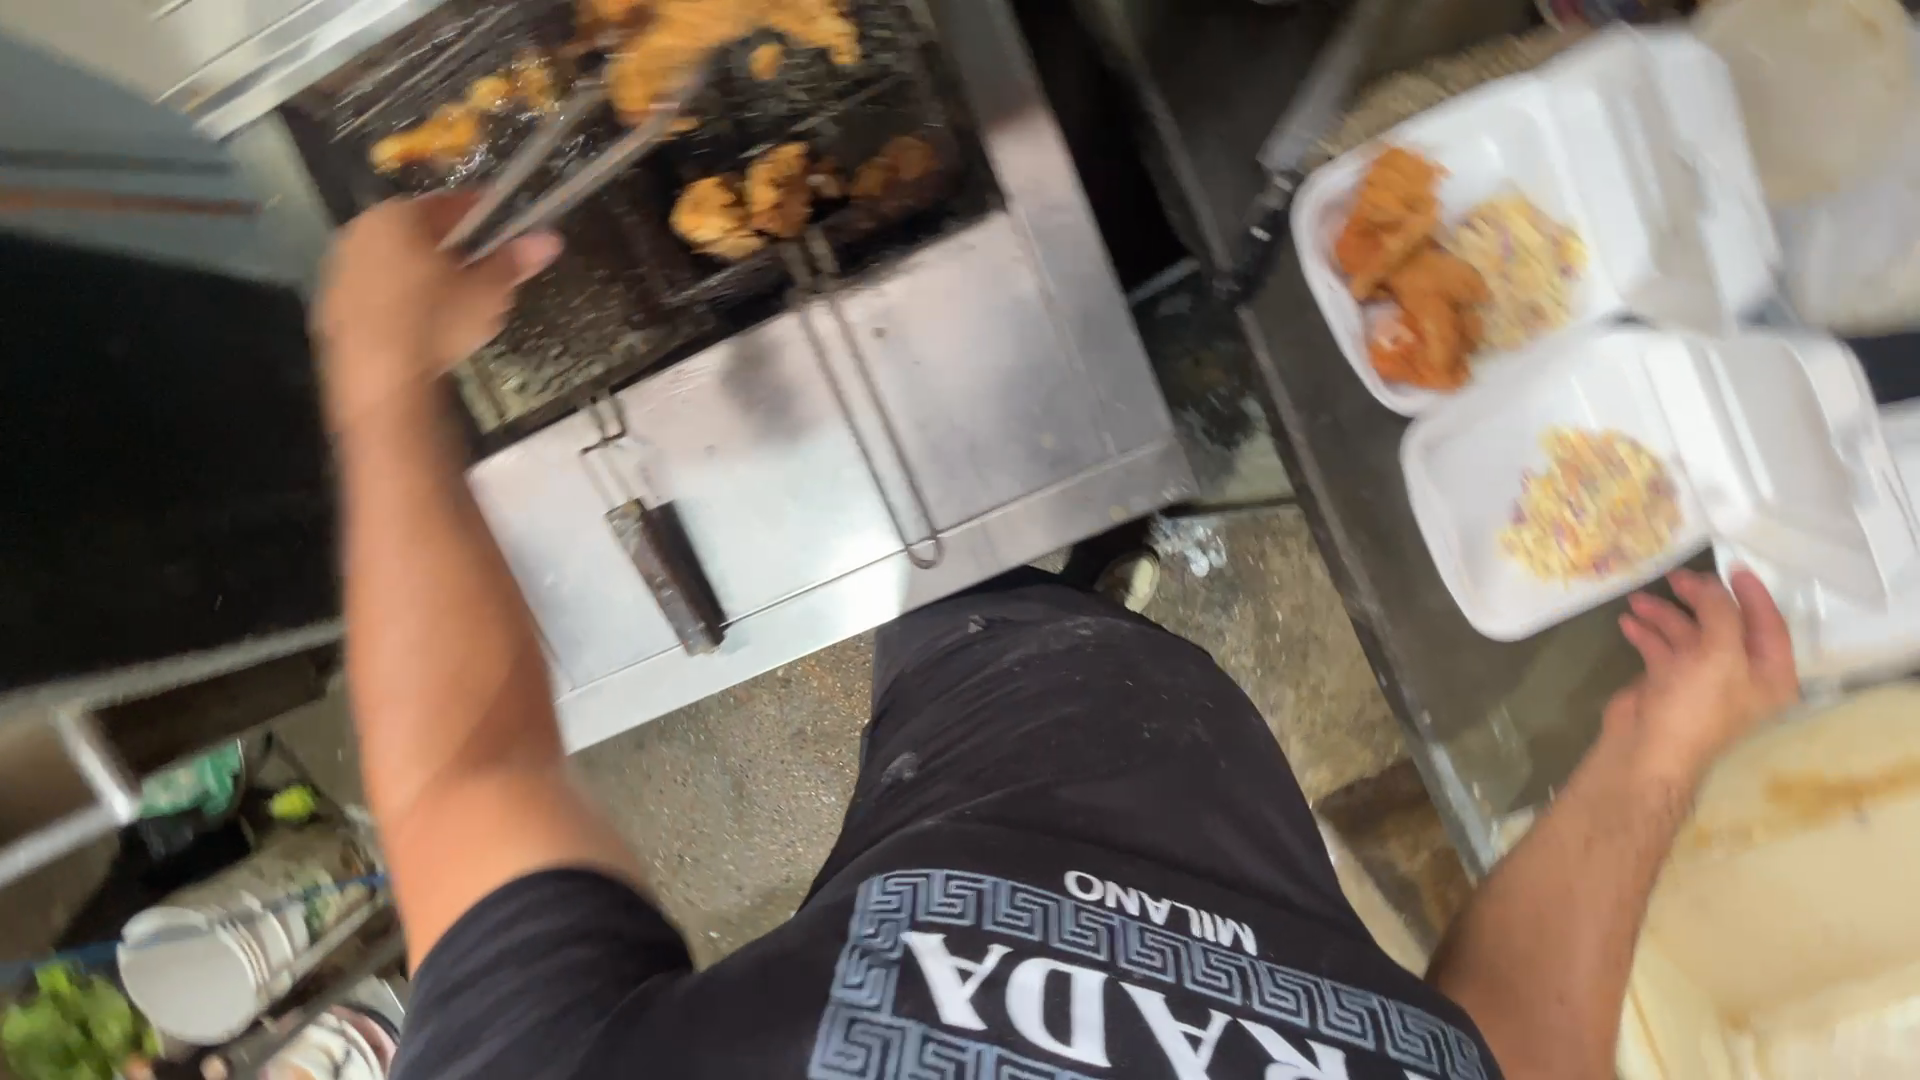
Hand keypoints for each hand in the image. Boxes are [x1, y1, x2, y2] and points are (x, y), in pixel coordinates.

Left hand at [312, 193, 561, 428]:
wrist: (380, 370)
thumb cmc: (439, 320)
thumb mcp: (489, 292)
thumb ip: (516, 261)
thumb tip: (552, 239)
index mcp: (401, 216)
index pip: (452, 204)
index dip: (485, 216)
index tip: (508, 231)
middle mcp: (363, 227)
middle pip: (420, 230)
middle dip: (453, 245)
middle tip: (484, 269)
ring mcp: (343, 262)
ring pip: (397, 257)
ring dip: (426, 269)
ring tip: (457, 297)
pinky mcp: (335, 297)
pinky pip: (380, 284)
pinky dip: (403, 293)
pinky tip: (424, 319)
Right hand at [1605, 567, 1798, 788]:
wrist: (1649, 746)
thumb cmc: (1695, 706)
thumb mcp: (1717, 657)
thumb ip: (1720, 617)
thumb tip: (1709, 585)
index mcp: (1768, 673)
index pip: (1768, 625)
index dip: (1752, 595)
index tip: (1731, 568)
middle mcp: (1738, 672)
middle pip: (1723, 625)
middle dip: (1699, 600)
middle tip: (1675, 578)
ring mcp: (1700, 676)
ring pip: (1687, 634)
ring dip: (1663, 614)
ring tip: (1638, 599)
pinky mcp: (1666, 679)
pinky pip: (1660, 647)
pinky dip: (1645, 632)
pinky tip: (1628, 622)